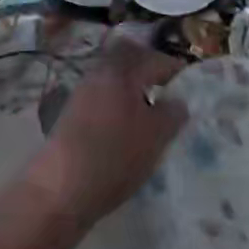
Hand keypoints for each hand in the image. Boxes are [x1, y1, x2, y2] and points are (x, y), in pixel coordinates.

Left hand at [26, 36, 187, 224]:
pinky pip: (101, 96)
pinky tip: (124, 127)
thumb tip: (178, 100)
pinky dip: (116, 103)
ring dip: (131, 87)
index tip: (189, 82)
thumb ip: (173, 113)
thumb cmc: (115, 156)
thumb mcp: (156, 136)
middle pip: (129, 59)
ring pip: (113, 78)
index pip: (156, 59)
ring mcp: (82, 92)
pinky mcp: (70, 114)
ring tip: (147, 112)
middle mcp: (100, 73)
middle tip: (166, 89)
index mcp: (123, 70)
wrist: (59, 190)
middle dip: (149, 70)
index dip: (175, 68)